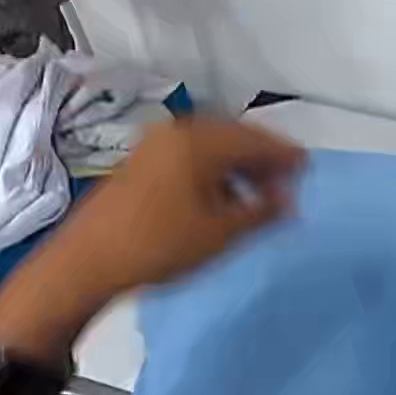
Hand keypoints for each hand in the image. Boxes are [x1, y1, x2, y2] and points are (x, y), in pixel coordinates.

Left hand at [0, 118, 304, 359]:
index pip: (255, 140)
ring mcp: (155, 145)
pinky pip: (190, 156)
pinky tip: (222, 196)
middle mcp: (177, 133)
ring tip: (257, 194)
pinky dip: (214, 170)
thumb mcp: (222, 233)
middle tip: (285, 184)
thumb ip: (262, 212)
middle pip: (232, 137)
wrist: (88, 261)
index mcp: (200, 142)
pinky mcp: (141, 162)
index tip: (307, 168)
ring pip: (210, 147)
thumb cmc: (161, 246)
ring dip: (238, 166)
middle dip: (262, 159)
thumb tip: (289, 201)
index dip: (284, 155)